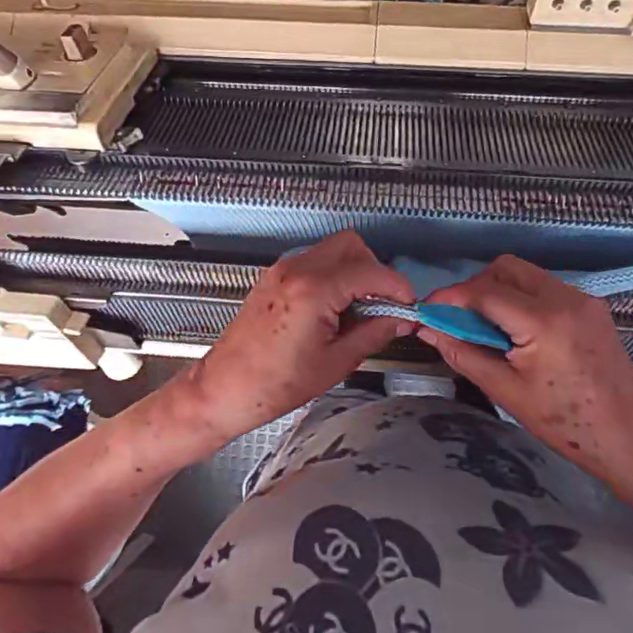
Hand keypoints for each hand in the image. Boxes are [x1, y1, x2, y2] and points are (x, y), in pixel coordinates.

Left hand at [164, 232, 414, 456]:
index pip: (370, 271)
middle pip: (351, 245)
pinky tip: (336, 309)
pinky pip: (314, 262)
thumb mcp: (336, 363)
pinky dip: (333, 276)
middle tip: (383, 303)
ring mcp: (281, 271)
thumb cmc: (273, 383)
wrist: (225, 388)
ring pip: (332, 250)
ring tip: (359, 310)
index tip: (407, 304)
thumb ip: (374, 334)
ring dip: (353, 271)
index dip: (397, 287)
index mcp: (313, 291)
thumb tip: (398, 320)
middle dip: (375, 269)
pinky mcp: (274, 278)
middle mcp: (296, 271)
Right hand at [423, 256, 632, 488]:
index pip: (484, 291)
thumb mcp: (505, 391)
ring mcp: (583, 299)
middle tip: (461, 320)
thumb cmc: (564, 422)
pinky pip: (546, 287)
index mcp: (543, 321)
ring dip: (500, 291)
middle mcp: (565, 298)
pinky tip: (520, 332)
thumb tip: (430, 329)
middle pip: (506, 269)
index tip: (428, 309)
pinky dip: (524, 299)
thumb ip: (464, 353)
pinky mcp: (592, 307)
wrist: (626, 436)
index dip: (450, 297)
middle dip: (476, 287)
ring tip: (490, 330)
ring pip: (527, 275)